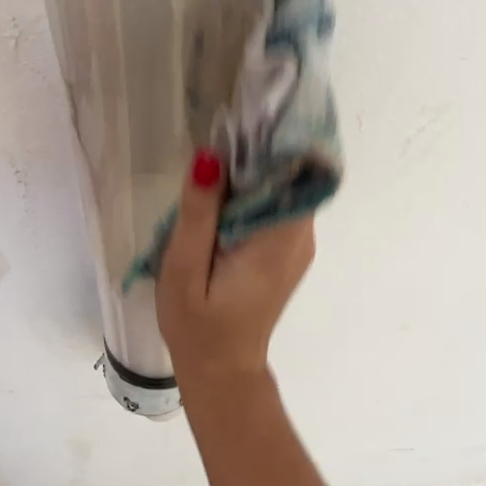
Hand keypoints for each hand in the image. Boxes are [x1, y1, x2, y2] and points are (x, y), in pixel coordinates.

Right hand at [157, 149, 316, 386]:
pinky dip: (253, 194)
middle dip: (259, 151)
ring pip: (282, 191)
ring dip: (253, 172)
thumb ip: (198, 213)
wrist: (220, 371)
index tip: (244, 114)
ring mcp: (296, 246)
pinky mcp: (285, 254)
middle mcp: (300, 238)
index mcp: (280, 239)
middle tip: (222, 127)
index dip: (273, 138)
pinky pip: (275, 210)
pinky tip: (223, 190)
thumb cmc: (198, 325)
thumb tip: (210, 156)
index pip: (296, 171)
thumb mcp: (184, 268)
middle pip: (290, 177)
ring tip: (217, 156)